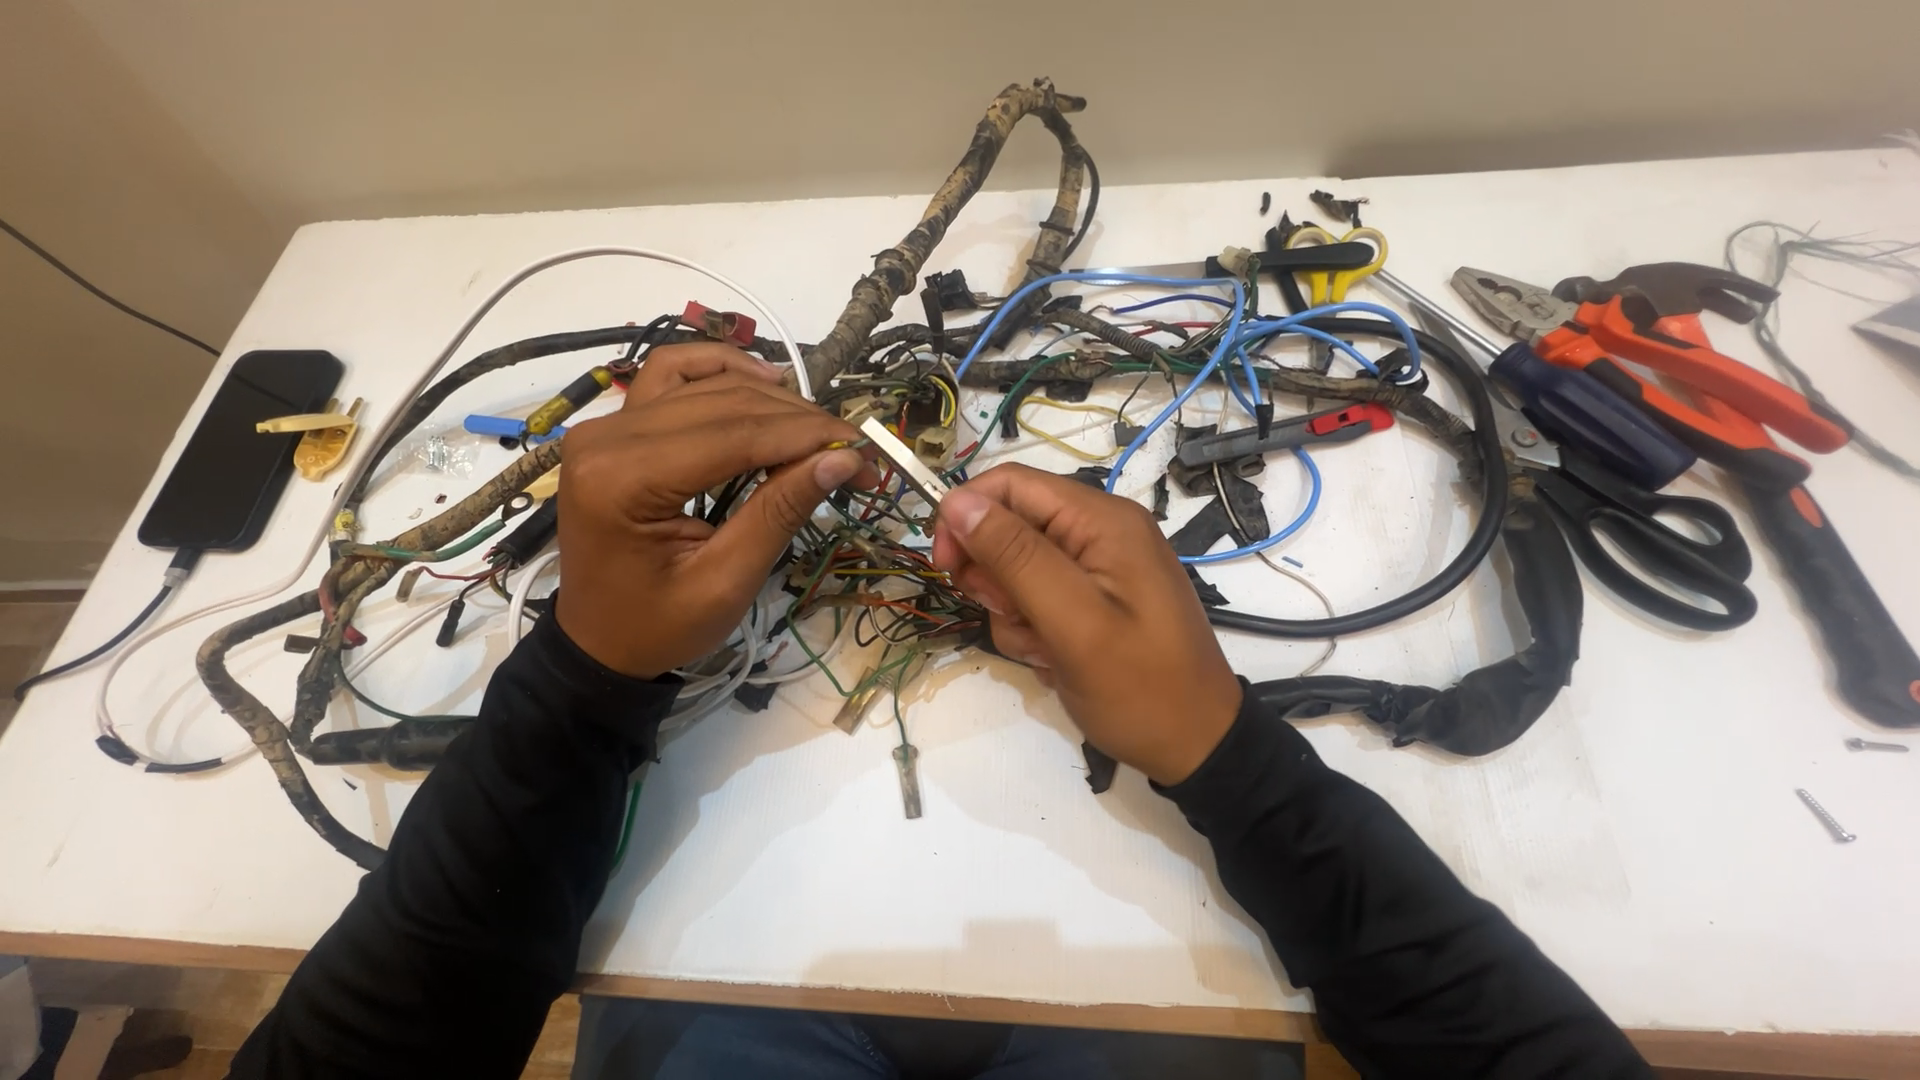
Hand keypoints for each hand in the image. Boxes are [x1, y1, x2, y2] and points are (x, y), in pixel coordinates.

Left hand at [556, 344, 872, 677]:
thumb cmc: (659, 626)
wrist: (599, 641)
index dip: (809, 437)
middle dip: (802, 423)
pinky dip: (722, 369)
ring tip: (823, 434)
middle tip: (857, 454)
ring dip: (775, 401)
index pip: (736, 434)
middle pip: (727, 402)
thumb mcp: (726, 582)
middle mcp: (608, 436)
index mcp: (624, 480)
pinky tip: (766, 379)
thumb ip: (779, 512)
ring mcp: (608, 425)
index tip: (867, 453)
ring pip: (709, 384)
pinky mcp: (617, 426)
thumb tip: (842, 458)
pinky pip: (673, 374)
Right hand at [931, 464, 1241, 784]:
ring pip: (1015, 568)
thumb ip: (1016, 557)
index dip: (967, 516)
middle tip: (1010, 616)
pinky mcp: (1091, 599)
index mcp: (1102, 520)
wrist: (1195, 745)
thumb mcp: (1074, 623)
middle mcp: (1099, 531)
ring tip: (1044, 648)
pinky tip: (1054, 658)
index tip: (946, 567)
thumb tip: (958, 501)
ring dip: (1012, 610)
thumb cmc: (1140, 687)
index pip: (1011, 484)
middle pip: (1010, 525)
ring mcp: (1097, 567)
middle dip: (994, 574)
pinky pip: (1035, 598)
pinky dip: (1031, 629)